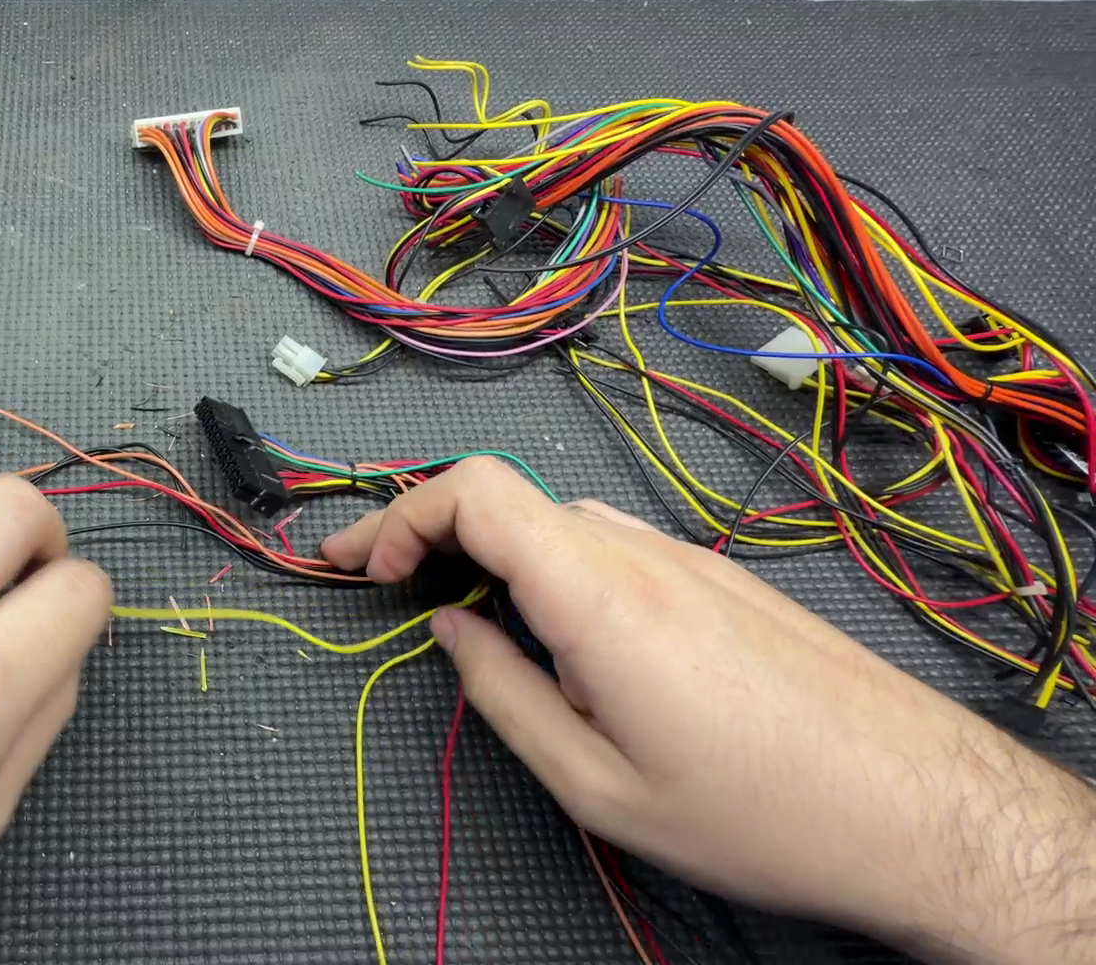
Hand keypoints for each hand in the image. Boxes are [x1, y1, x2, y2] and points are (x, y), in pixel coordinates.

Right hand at [321, 457, 1095, 964]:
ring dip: (477, 546)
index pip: (473, 492)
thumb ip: (498, 692)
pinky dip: (534, 560)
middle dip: (417, 525)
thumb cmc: (757, 813)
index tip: (371, 569)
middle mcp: (632, 551)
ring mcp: (675, 555)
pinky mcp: (706, 572)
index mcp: (596, 593)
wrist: (941, 820)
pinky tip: (545, 620)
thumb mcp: (593, 783)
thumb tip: (448, 627)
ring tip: (451, 603)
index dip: (402, 515)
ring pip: (542, 517)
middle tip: (372, 571)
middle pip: (497, 493)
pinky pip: (594, 541)